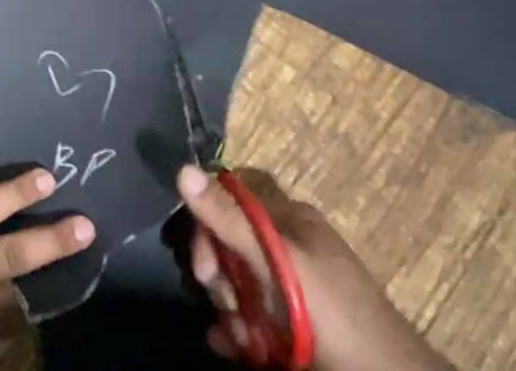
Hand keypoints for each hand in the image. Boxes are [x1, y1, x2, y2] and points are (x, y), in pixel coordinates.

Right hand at [174, 165, 453, 370]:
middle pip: (228, 242)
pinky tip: (233, 345)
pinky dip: (236, 329)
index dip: (207, 220)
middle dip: (216, 273)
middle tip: (220, 298)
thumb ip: (231, 218)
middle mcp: (288, 246)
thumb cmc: (332, 313)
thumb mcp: (278, 261)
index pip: (231, 196)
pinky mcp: (291, 322)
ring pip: (235, 282)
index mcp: (290, 220)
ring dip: (226, 308)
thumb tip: (183, 168)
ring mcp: (290, 287)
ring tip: (238, 335)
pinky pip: (249, 314)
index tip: (204, 258)